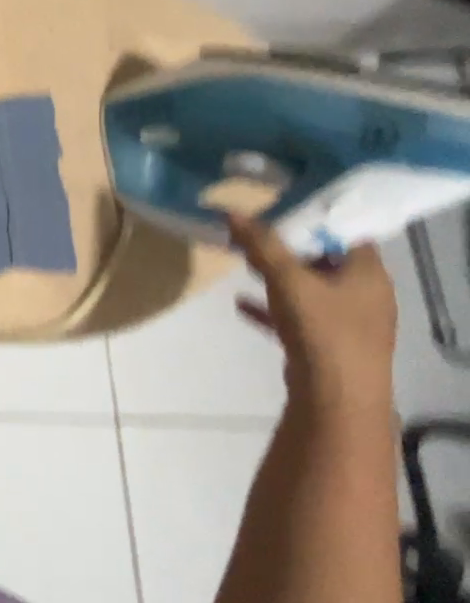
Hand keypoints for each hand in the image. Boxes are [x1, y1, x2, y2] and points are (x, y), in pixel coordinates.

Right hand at [229, 214, 396, 415]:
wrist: (335, 391)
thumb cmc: (322, 327)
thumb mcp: (287, 279)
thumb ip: (261, 245)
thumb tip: (232, 212)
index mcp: (368, 275)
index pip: (348, 234)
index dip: (315, 219)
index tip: (277, 210)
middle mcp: (365, 294)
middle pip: (326, 260)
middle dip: (287, 247)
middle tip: (251, 236)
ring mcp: (348, 320)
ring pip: (310, 288)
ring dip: (278, 276)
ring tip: (244, 264)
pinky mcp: (328, 341)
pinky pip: (297, 315)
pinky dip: (271, 306)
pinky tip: (241, 304)